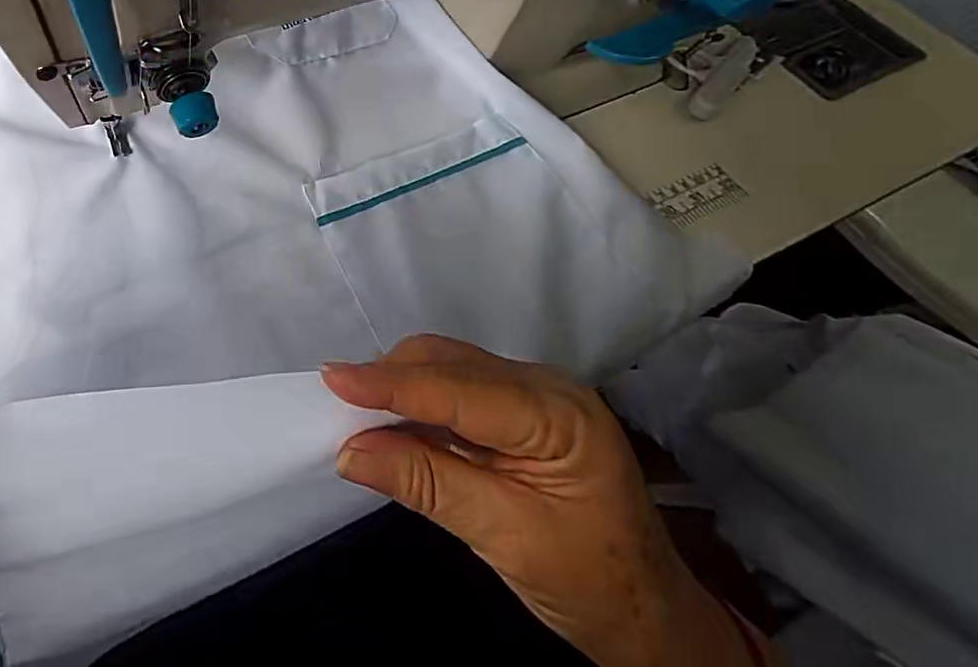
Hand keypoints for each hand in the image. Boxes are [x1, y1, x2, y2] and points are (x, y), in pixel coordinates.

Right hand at [323, 336, 760, 666]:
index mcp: (559, 417)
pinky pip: (450, 385)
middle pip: (446, 362)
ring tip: (356, 413)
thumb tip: (348, 451)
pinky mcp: (513, 405)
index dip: (390, 384)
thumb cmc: (588, 582)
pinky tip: (391, 420)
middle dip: (389, 379)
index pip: (457, 389)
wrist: (647, 615)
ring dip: (396, 386)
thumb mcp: (502, 536)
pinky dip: (413, 400)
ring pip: (443, 365)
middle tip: (336, 404)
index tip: (331, 378)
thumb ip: (424, 482)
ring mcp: (530, 392)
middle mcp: (545, 387)